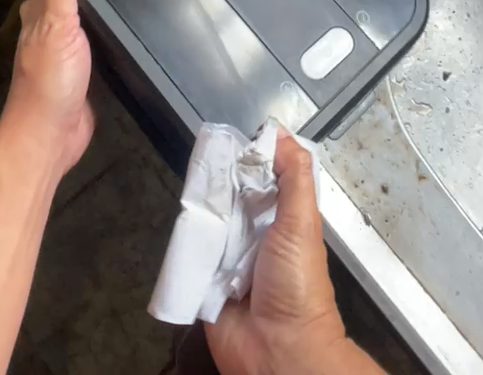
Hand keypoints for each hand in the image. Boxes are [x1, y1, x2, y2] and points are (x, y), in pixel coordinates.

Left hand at [3, 0, 94, 175]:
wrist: (49, 137)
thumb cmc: (50, 79)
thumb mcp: (57, 24)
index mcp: (39, 14)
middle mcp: (49, 30)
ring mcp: (64, 53)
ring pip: (80, 20)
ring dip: (98, 6)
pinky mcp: (82, 73)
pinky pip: (95, 44)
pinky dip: (107, 33)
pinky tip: (125, 31)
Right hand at [207, 132, 382, 374]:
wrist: (278, 350)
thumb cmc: (297, 283)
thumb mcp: (302, 220)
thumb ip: (294, 176)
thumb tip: (277, 132)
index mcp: (281, 217)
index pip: (261, 176)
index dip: (246, 157)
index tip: (228, 136)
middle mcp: (254, 233)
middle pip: (230, 195)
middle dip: (217, 180)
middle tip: (200, 158)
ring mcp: (229, 257)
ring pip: (210, 220)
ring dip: (200, 208)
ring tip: (188, 187)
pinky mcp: (206, 280)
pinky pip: (192, 253)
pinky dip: (185, 241)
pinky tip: (179, 222)